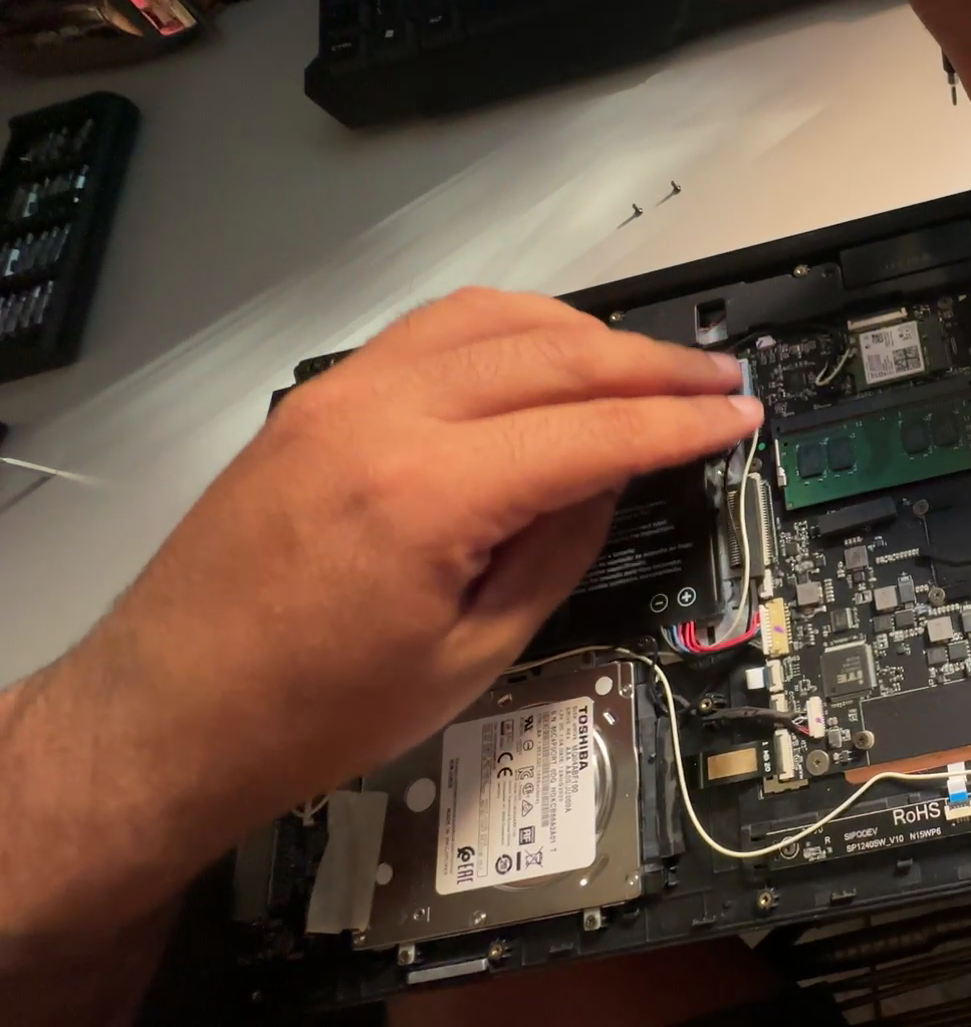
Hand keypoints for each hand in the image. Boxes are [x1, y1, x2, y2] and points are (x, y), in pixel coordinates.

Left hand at [72, 290, 759, 867]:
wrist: (162, 720)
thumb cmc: (327, 710)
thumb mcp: (483, 646)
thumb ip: (563, 541)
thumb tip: (616, 469)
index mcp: (427, 495)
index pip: (595, 432)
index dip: (684, 423)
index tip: (740, 415)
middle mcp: (383, 415)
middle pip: (558, 356)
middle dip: (658, 365)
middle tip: (722, 377)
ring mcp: (343, 391)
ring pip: (502, 318)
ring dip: (595, 334)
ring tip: (654, 366)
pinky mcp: (323, 394)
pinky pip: (443, 327)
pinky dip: (522, 327)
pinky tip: (558, 353)